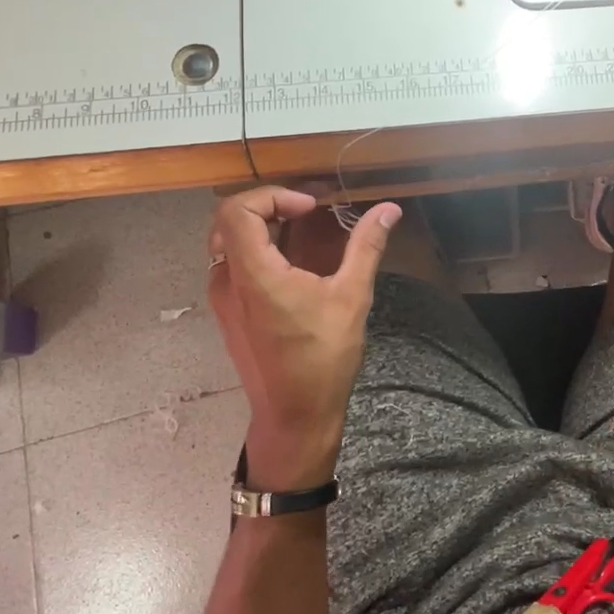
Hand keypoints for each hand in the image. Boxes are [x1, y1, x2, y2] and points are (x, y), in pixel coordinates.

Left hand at [207, 187, 400, 488]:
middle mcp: (228, 282)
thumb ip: (366, 246)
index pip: (238, 210)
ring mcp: (224, 299)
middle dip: (268, 205)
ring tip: (302, 230)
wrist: (294, 417)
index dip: (273, 196)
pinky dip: (258, 249)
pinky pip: (233, 264)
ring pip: (228, 242)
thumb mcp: (352, 297)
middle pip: (228, 220)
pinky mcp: (229, 313)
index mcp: (254, 275)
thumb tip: (389, 208)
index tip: (310, 208)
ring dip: (262, 226)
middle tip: (307, 210)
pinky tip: (293, 263)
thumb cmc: (323, 358)